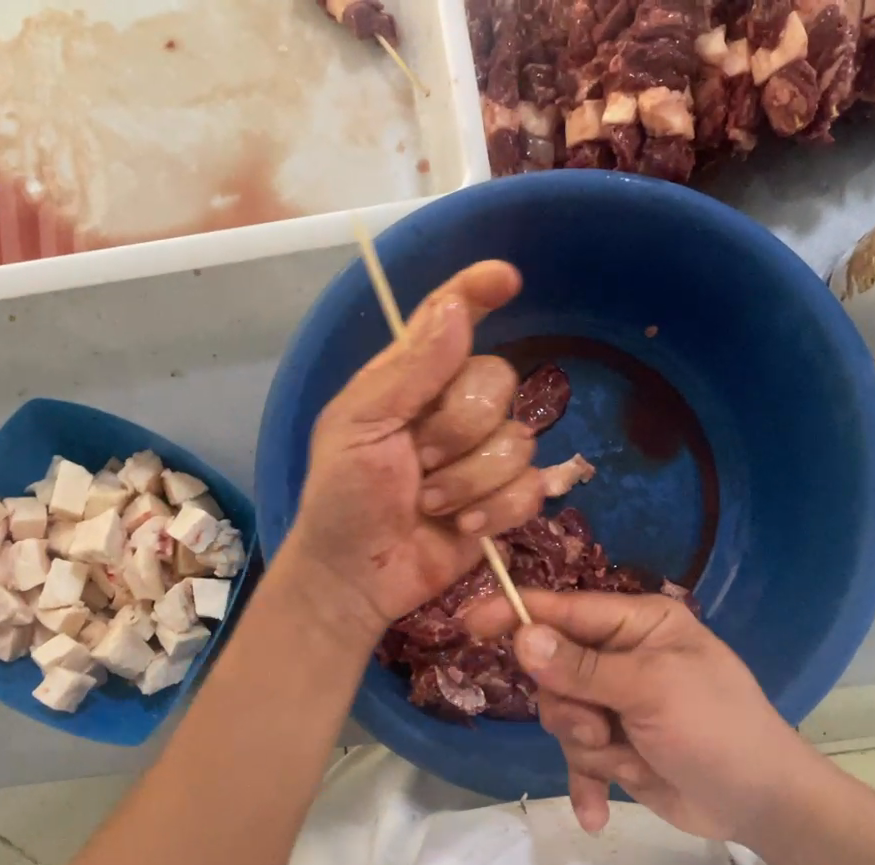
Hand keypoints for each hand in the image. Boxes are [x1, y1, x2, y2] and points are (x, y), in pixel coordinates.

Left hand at [285, 261, 546, 642]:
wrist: (357, 575)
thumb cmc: (343, 496)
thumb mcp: (361, 426)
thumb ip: (411, 370)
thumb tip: (456, 308)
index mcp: (412, 379)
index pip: (452, 320)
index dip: (478, 293)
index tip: (506, 279)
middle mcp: (454, 407)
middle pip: (500, 383)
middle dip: (458, 431)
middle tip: (417, 462)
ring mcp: (483, 455)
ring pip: (519, 441)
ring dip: (470, 481)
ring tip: (429, 504)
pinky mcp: (504, 500)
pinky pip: (531, 488)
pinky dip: (496, 512)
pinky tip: (462, 526)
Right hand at [469, 589, 814, 841]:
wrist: (761, 804)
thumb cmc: (716, 728)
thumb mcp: (650, 689)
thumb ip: (582, 666)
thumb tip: (522, 635)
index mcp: (638, 624)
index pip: (565, 609)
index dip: (517, 613)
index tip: (470, 621)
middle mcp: (622, 657)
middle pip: (553, 670)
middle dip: (570, 705)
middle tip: (600, 725)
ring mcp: (617, 704)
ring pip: (561, 715)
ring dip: (586, 745)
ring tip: (623, 758)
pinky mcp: (617, 748)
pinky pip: (577, 760)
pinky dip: (587, 785)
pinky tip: (598, 814)